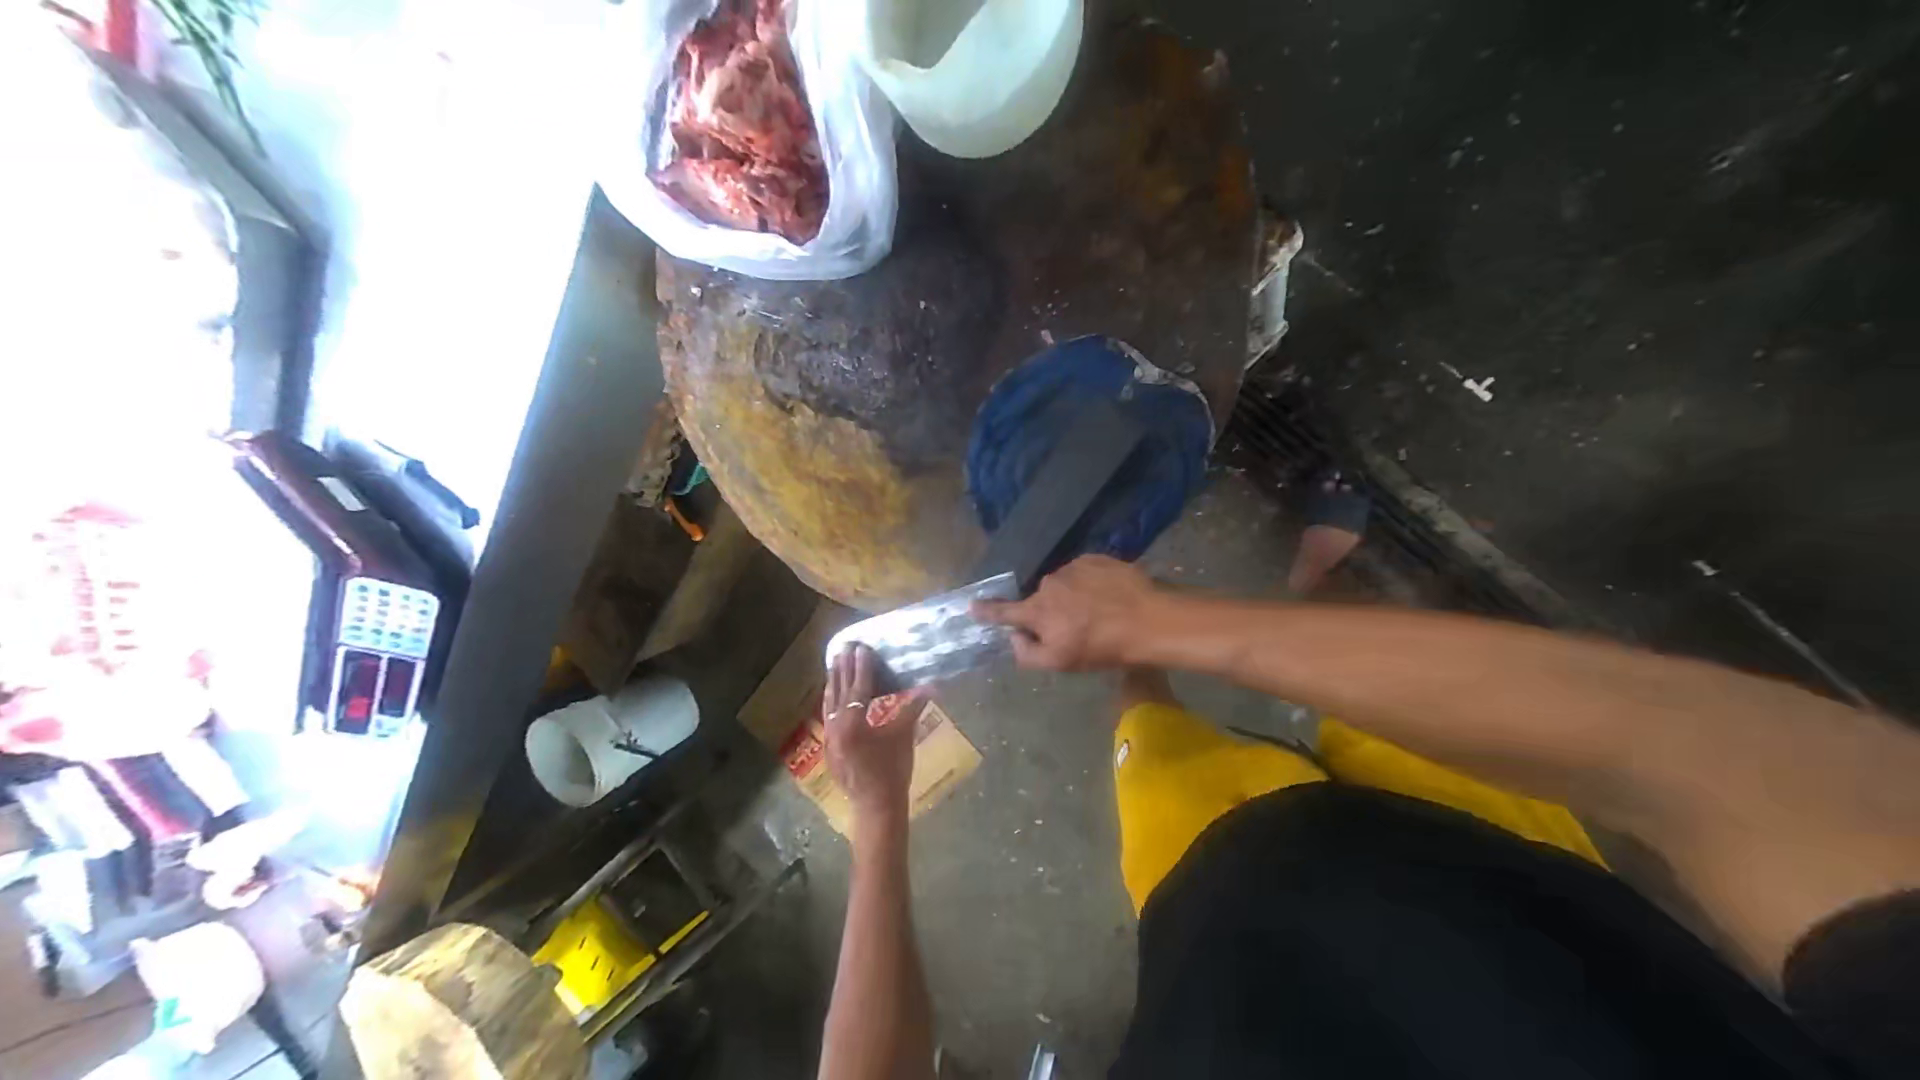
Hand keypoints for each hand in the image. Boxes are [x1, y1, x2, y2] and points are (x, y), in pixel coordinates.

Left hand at [823, 644, 918, 824]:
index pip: (858, 687)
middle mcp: (836, 726)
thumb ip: (912, 707)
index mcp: (854, 722)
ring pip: (829, 703)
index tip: (862, 647)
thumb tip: (930, 685)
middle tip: (843, 647)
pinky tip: (832, 695)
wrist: (876, 807)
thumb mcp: (903, 736)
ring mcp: (829, 737)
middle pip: (839, 691)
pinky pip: (827, 716)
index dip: (862, 667)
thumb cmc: (893, 770)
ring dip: (834, 682)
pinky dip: (831, 701)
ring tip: (834, 663)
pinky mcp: (829, 747)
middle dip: (842, 669)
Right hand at [972, 555, 1159, 670]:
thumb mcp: (1060, 663)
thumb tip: (1015, 637)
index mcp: (1037, 611)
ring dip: (1075, 596)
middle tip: (1077, 628)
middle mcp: (1049, 584)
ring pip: (1065, 584)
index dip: (987, 611)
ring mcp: (1073, 567)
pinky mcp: (1096, 558)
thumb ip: (1028, 654)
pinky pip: (1085, 572)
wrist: (1148, 619)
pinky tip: (1110, 597)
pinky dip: (1092, 583)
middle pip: (1042, 599)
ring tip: (1100, 612)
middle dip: (1052, 611)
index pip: (1004, 612)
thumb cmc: (1102, 647)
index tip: (972, 605)